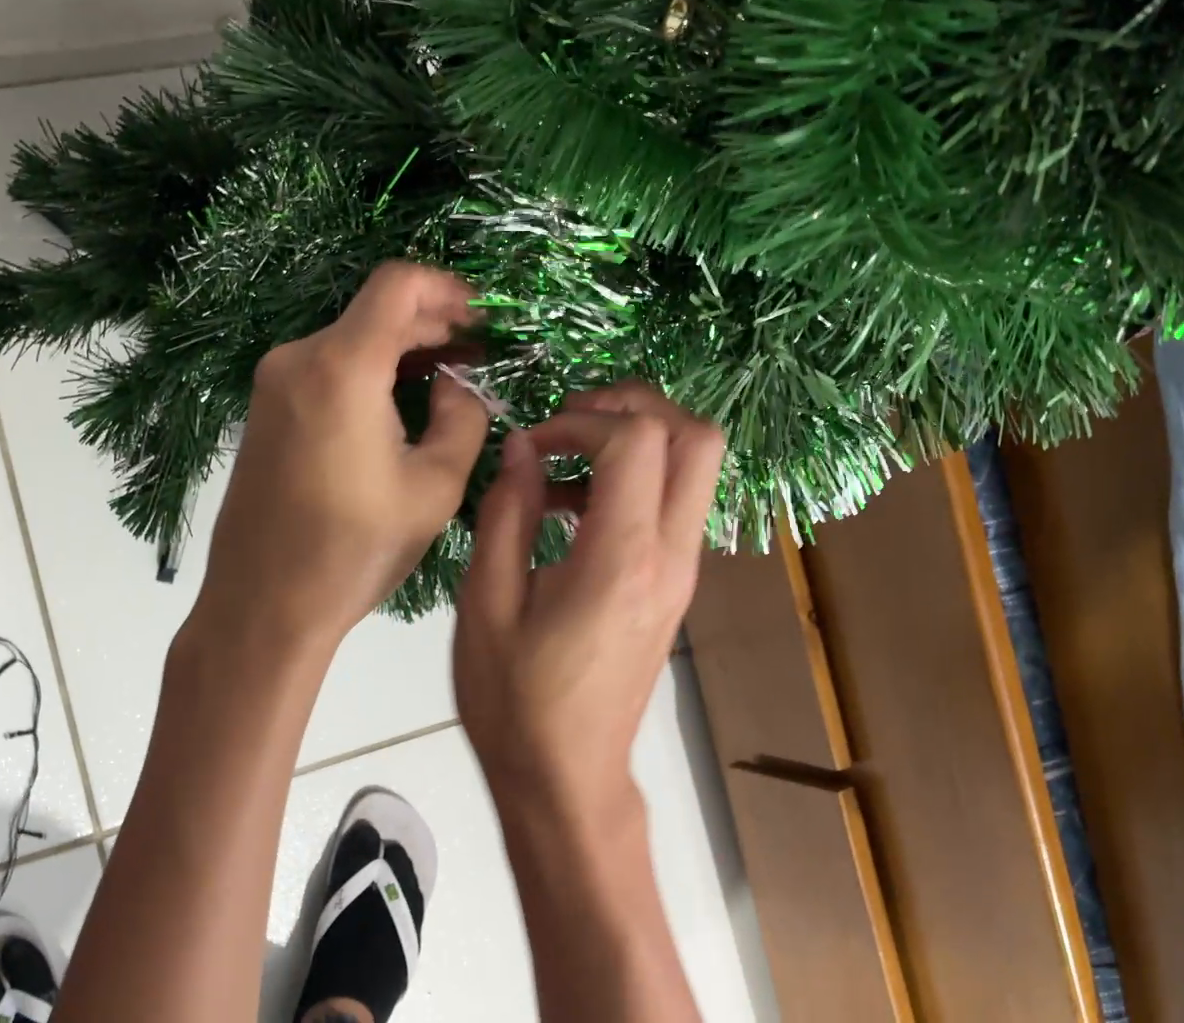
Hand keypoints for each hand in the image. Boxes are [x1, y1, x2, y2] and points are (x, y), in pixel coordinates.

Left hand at [187, 262, 491, 653]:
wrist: (263, 604)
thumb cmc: (354, 551)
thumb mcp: (434, 487)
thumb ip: (462, 417)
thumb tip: (455, 383)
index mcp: (340, 367)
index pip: (399, 283)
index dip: (451, 290)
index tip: (487, 322)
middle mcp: (297, 359)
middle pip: (376, 312)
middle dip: (434, 325)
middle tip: (482, 357)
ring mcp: (273, 384)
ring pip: (352, 341)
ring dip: (403, 352)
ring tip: (451, 383)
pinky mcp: (266, 410)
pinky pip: (327, 370)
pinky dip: (369, 375)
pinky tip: (401, 405)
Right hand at [454, 381, 724, 806]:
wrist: (567, 778)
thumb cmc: (514, 700)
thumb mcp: (486, 603)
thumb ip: (506, 515)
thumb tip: (521, 448)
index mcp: (620, 560)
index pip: (637, 440)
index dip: (581, 420)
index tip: (531, 444)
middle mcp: (669, 556)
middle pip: (697, 437)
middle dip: (635, 405)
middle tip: (570, 418)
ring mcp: (681, 572)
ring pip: (696, 466)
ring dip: (637, 437)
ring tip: (564, 456)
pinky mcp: (674, 586)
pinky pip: (674, 502)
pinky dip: (634, 477)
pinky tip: (571, 505)